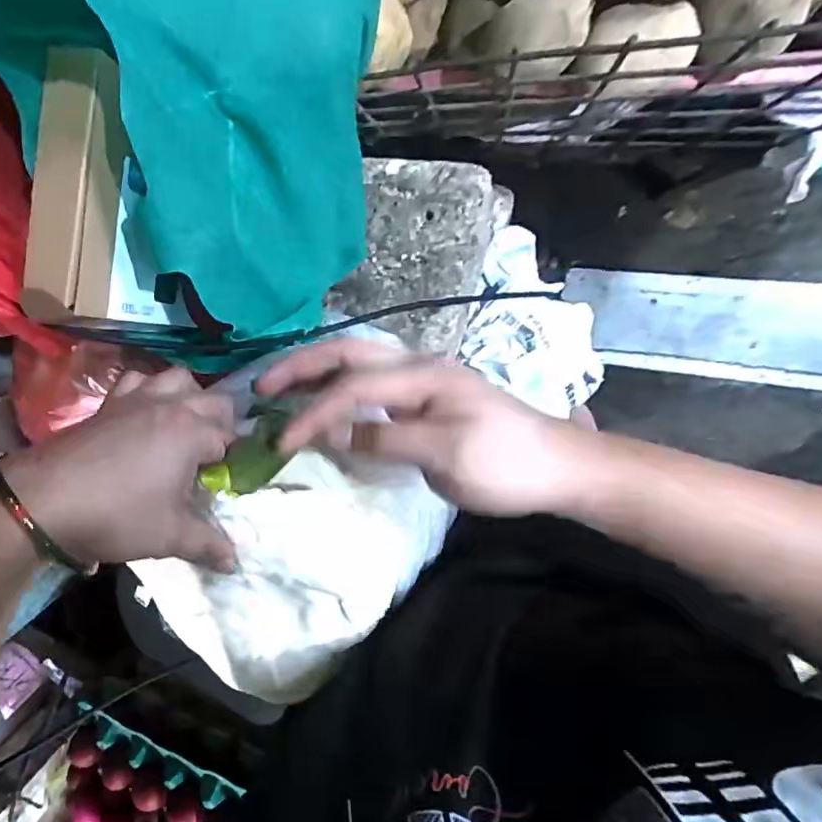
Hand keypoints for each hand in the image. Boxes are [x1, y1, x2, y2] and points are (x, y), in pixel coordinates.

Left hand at [1, 367, 238, 570]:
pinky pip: (137, 380)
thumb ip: (207, 544)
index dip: (231, 461)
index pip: (229, 437)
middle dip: (220, 424)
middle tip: (209, 459)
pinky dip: (148, 390)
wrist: (45, 501)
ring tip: (182, 428)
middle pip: (213, 400)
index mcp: (190, 431)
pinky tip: (144, 415)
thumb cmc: (117, 516)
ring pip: (175, 379)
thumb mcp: (168, 536)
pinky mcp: (107, 403)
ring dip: (188, 397)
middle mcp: (168, 404)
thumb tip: (234, 561)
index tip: (223, 482)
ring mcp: (135, 398)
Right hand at [257, 338, 605, 516]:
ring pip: (355, 365)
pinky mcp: (422, 400)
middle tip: (261, 388)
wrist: (561, 468)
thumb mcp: (446, 455)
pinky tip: (320, 404)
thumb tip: (330, 432)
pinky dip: (334, 391)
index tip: (280, 444)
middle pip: (346, 353)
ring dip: (314, 374)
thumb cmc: (507, 463)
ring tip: (278, 390)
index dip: (311, 415)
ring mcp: (420, 382)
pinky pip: (367, 386)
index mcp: (423, 375)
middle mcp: (417, 367)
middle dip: (300, 367)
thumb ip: (384, 437)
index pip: (351, 388)